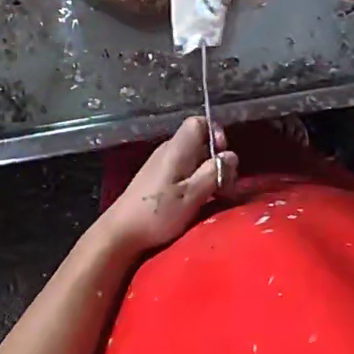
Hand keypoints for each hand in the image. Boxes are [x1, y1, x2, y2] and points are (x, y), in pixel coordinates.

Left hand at [95, 117, 238, 255]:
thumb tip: (231, 155)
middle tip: (226, 186)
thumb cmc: (158, 213)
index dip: (216, 134)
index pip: (198, 122)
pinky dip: (196, 181)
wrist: (122, 231)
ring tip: (217, 196)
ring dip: (208, 174)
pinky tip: (199, 201)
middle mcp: (168, 150)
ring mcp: (161, 164)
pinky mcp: (158, 178)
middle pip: (200, 142)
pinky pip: (184, 170)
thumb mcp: (192, 195)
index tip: (223, 157)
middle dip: (217, 160)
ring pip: (193, 158)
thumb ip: (213, 173)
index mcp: (176, 149)